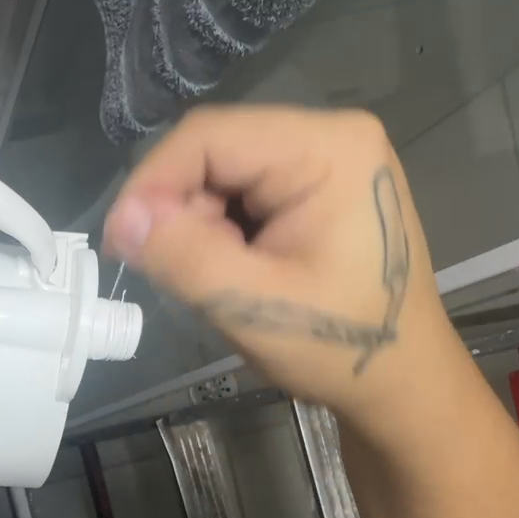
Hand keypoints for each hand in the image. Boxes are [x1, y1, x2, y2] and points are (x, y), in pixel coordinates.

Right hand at [103, 106, 451, 413]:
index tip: (120, 244)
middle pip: (215, 153)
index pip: (209, 137)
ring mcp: (326, 162)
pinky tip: (230, 272)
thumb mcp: (251, 306)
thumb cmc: (336, 346)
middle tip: (171, 275)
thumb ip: (183, 256)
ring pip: (222, 177)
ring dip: (196, 228)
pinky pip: (243, 196)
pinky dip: (218, 234)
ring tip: (210, 281)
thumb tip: (121, 221)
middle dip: (177, 212)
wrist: (398, 380)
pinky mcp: (316, 189)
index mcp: (327, 150)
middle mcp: (330, 137)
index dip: (151, 184)